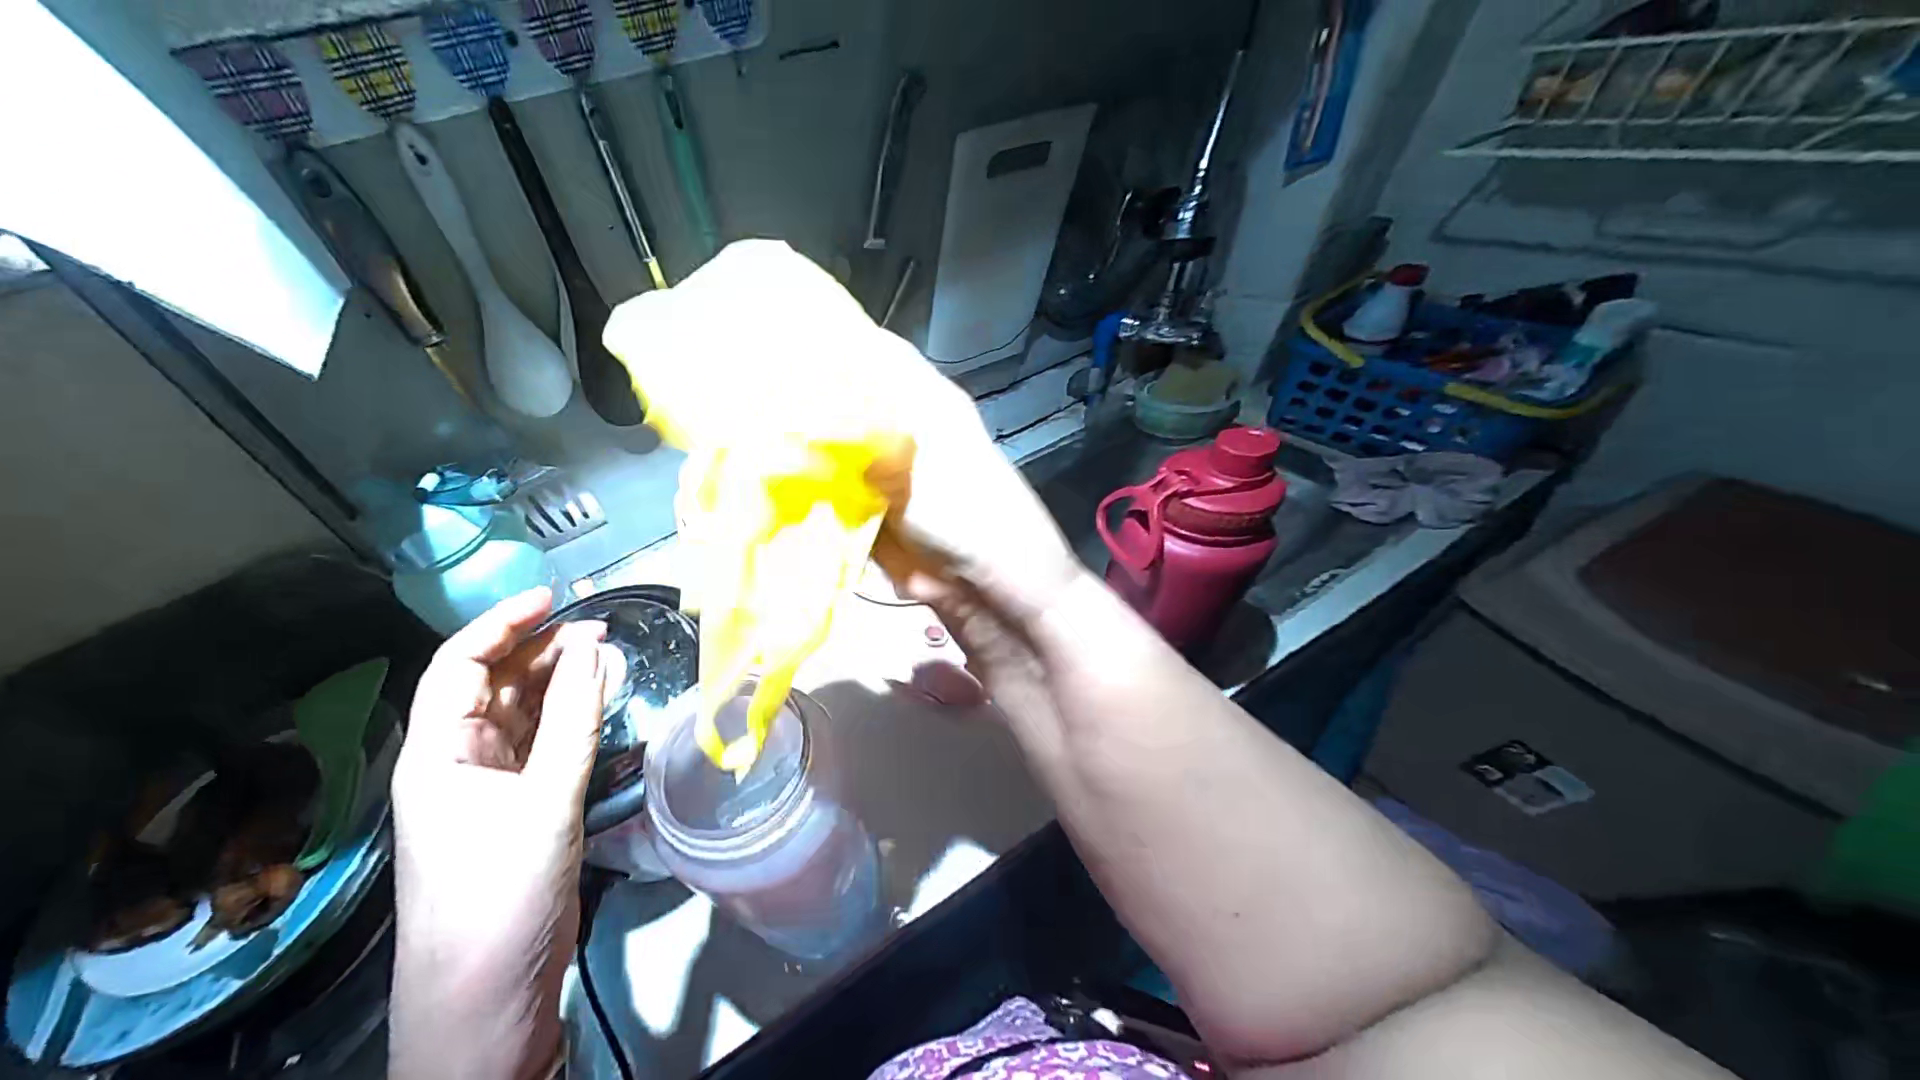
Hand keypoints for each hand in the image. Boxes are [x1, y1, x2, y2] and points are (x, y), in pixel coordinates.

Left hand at [389, 588, 610, 1079]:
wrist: (488, 993)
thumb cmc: (501, 892)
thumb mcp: (544, 801)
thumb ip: (574, 721)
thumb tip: (595, 649)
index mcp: (437, 754)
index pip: (458, 666)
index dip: (501, 625)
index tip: (553, 598)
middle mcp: (458, 760)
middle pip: (495, 685)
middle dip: (543, 650)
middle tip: (602, 631)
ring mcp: (492, 783)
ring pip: (525, 712)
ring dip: (563, 682)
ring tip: (609, 658)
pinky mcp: (521, 805)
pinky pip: (546, 743)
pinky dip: (574, 717)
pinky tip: (602, 701)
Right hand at [603, 241, 1086, 692]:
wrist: (993, 591)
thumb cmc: (976, 520)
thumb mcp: (923, 471)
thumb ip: (868, 445)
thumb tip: (808, 421)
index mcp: (926, 402)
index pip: (874, 353)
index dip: (830, 340)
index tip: (774, 330)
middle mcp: (903, 429)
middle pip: (845, 400)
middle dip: (799, 396)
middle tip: (737, 387)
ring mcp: (885, 471)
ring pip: (833, 446)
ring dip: (796, 445)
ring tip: (737, 432)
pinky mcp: (873, 509)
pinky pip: (832, 490)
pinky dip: (805, 488)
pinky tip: (764, 483)